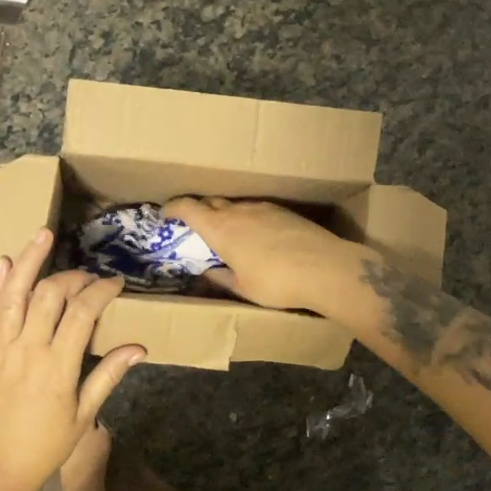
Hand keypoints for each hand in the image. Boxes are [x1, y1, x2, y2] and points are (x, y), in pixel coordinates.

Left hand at [0, 228, 144, 490]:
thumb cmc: (45, 448)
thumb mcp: (84, 416)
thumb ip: (108, 376)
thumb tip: (139, 347)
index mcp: (57, 366)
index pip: (81, 313)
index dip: (100, 291)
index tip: (115, 283)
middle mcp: (27, 349)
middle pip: (49, 295)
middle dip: (72, 277)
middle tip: (89, 276)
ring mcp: (0, 349)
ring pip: (13, 295)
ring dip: (28, 261)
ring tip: (43, 234)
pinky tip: (4, 264)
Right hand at [164, 197, 371, 313]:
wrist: (326, 269)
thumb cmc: (277, 283)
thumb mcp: (242, 287)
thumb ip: (221, 277)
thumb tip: (208, 271)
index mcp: (220, 228)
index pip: (188, 207)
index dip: (172, 208)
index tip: (164, 213)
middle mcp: (238, 211)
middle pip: (210, 202)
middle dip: (198, 210)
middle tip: (193, 226)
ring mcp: (263, 208)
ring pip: (235, 205)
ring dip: (224, 214)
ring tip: (226, 232)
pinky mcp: (284, 211)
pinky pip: (255, 209)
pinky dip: (246, 218)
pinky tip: (255, 235)